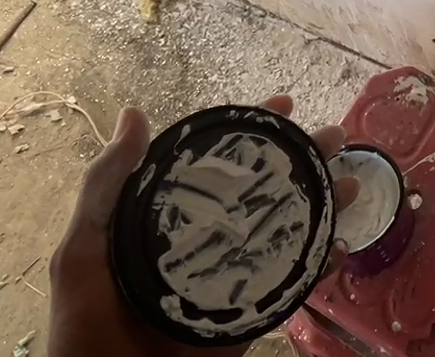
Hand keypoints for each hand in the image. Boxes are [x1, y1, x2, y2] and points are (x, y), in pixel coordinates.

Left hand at [47, 96, 353, 356]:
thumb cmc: (88, 332)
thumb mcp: (82, 256)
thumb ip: (104, 188)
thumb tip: (133, 114)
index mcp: (174, 217)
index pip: (220, 160)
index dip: (254, 127)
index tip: (285, 103)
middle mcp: (211, 237)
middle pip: (267, 186)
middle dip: (305, 156)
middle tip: (335, 136)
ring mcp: (235, 273)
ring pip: (290, 225)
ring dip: (325, 200)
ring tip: (352, 181)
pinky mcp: (253, 313)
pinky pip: (296, 281)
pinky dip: (323, 262)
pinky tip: (341, 244)